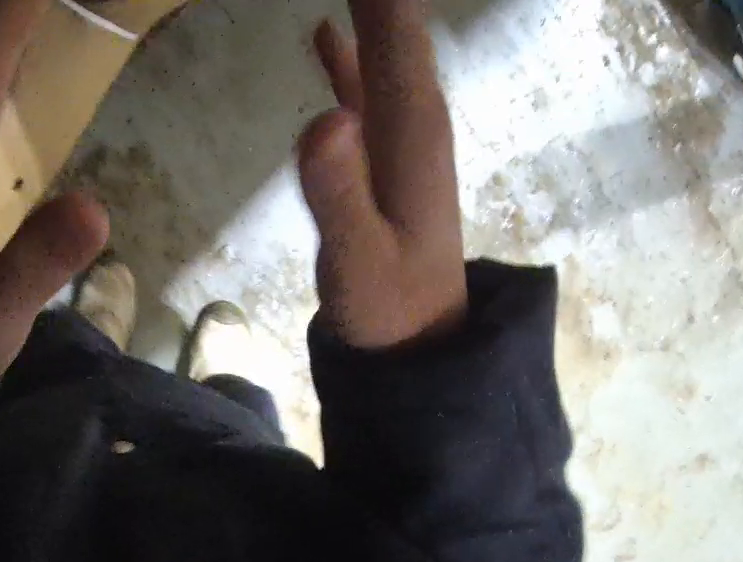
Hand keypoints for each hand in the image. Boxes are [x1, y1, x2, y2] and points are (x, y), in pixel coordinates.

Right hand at [301, 1, 468, 349]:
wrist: (416, 348)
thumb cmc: (388, 309)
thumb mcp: (357, 261)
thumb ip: (339, 195)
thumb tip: (326, 117)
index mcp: (411, 134)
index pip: (395, 33)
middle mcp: (414, 123)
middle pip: (397, 29)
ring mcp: (402, 143)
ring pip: (386, 53)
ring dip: (366, 13)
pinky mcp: (386, 165)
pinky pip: (370, 90)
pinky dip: (352, 57)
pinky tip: (328, 37)